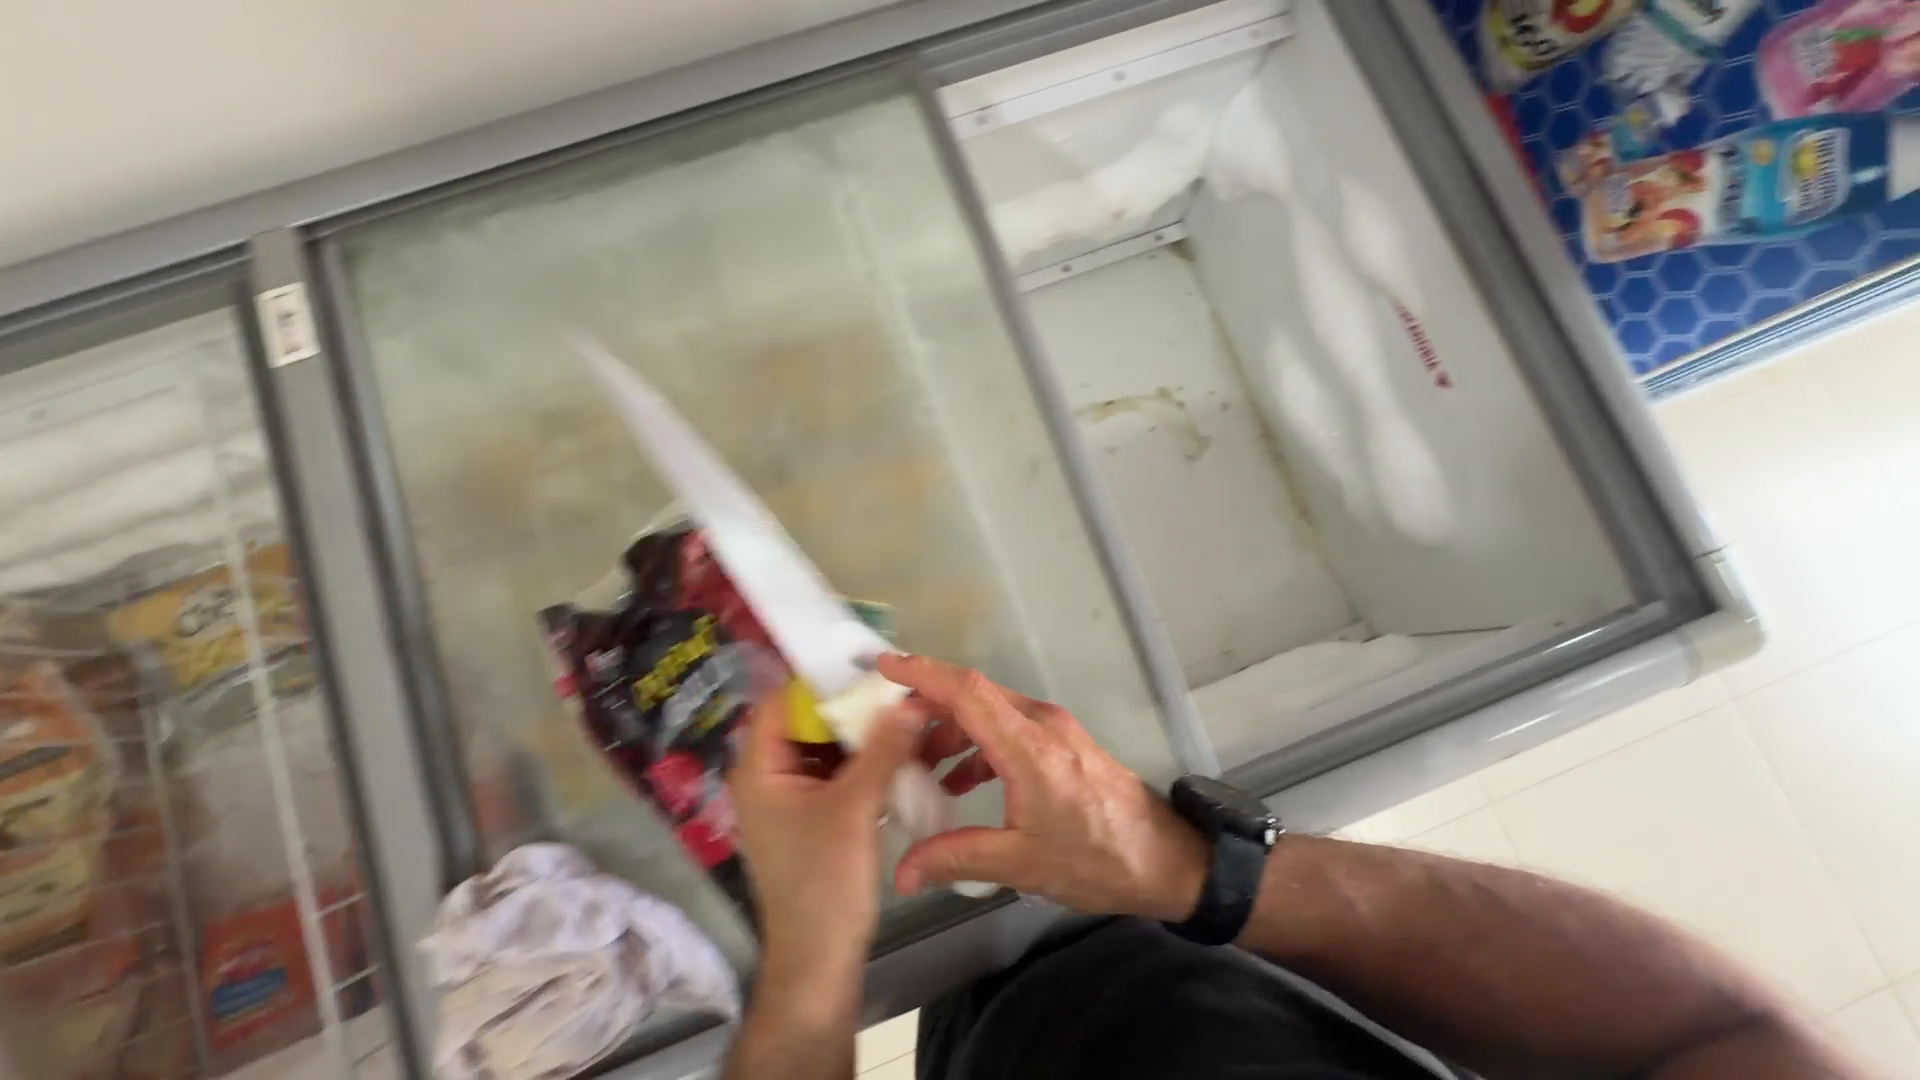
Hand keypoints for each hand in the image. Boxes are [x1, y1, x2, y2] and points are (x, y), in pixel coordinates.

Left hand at [726, 688, 923, 971]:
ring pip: (824, 749)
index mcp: (758, 769)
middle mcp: (766, 777)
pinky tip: (897, 755)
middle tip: (895, 692)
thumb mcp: (856, 808)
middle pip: (806, 722)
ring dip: (860, 736)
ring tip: (903, 718)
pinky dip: (862, 763)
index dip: (821, 681)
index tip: (868, 667)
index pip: (782, 701)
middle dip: (850, 708)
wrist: (818, 961)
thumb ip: (883, 749)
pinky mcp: (810, 817)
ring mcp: (788, 798)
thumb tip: (911, 700)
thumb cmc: (825, 883)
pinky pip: (834, 774)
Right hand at [877, 653, 1208, 920]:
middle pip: (973, 695)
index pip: (967, 691)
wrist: (1166, 859)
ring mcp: (1054, 729)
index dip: (922, 674)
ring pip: (989, 712)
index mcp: (1028, 746)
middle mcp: (1040, 723)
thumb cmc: (1096, 858)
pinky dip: (977, 745)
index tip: (883, 667)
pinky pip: (1007, 728)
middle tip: (888, 732)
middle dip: (926, 707)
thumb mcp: (1022, 863)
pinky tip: (960, 782)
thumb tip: (902, 872)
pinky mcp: (1062, 743)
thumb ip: (958, 857)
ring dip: (951, 731)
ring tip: (918, 767)